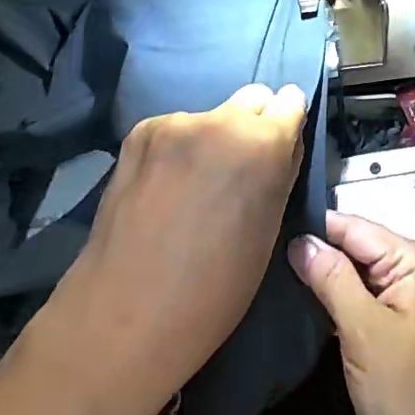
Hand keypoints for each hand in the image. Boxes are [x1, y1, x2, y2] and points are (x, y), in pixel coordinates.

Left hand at [0, 84, 307, 414]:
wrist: (124, 316)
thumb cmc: (215, 285)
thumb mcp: (270, 225)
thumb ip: (280, 170)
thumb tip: (282, 143)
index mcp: (262, 143)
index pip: (291, 99)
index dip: (287, 122)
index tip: (280, 143)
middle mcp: (221, 119)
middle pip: (253, 98)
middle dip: (252, 124)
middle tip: (238, 167)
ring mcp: (177, 122)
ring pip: (211, 116)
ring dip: (211, 139)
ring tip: (194, 184)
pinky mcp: (142, 132)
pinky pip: (176, 129)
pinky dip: (178, 149)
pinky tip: (164, 186)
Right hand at [289, 212, 414, 414]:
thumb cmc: (401, 382)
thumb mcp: (364, 329)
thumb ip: (333, 280)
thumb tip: (299, 240)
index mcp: (413, 255)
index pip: (357, 227)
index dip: (317, 226)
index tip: (276, 223)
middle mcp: (410, 262)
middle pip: (354, 244)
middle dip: (318, 248)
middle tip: (273, 247)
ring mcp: (401, 288)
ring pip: (352, 267)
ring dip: (321, 270)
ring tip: (280, 265)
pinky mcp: (389, 312)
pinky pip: (355, 289)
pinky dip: (332, 291)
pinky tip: (303, 290)